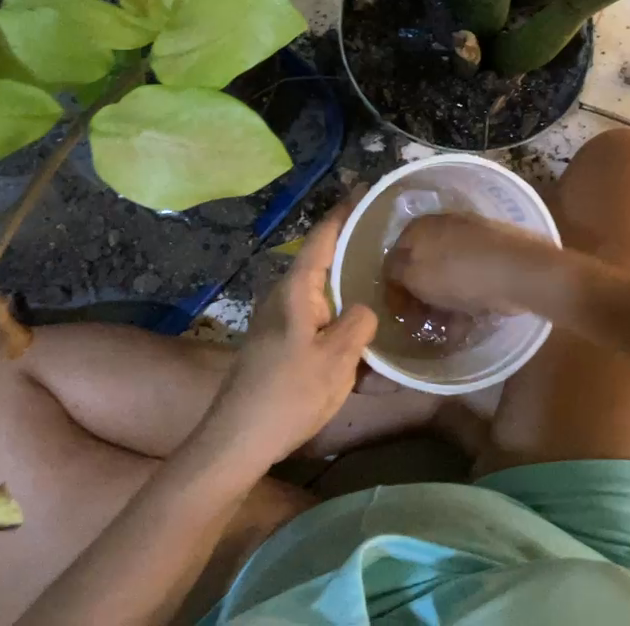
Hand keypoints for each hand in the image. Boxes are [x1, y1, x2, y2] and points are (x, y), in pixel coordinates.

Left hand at [201, 201, 376, 468]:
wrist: (237, 440)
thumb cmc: (287, 394)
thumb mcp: (336, 359)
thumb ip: (359, 323)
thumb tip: (364, 310)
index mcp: (297, 290)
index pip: (324, 237)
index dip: (346, 212)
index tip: (367, 190)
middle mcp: (286, 297)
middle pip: (326, 263)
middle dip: (355, 253)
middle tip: (392, 245)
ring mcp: (281, 321)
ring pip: (325, 297)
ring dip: (352, 296)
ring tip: (388, 292)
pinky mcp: (281, 344)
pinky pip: (320, 322)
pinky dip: (342, 325)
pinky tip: (365, 344)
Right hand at [384, 213, 565, 314]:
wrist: (520, 271)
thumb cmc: (459, 273)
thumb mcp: (415, 275)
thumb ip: (395, 272)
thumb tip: (392, 272)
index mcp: (420, 227)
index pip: (394, 256)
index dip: (393, 286)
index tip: (397, 313)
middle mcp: (443, 227)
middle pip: (422, 265)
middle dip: (418, 295)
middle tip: (418, 323)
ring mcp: (472, 239)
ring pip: (447, 274)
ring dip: (441, 302)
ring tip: (442, 330)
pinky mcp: (494, 254)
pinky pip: (470, 279)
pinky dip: (464, 301)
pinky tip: (464, 325)